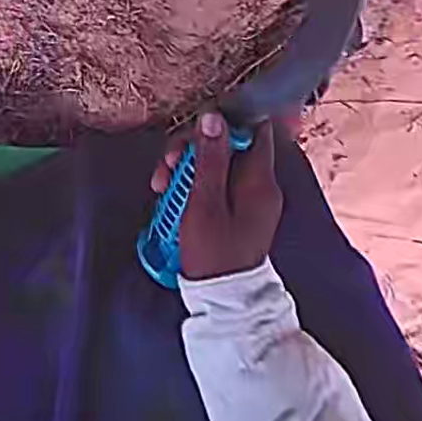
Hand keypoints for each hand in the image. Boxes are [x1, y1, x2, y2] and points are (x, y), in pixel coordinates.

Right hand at [150, 114, 281, 279]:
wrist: (224, 305)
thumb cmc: (213, 252)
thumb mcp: (205, 202)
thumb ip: (210, 158)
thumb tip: (213, 116)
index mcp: (259, 179)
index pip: (254, 129)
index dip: (226, 119)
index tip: (197, 124)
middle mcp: (259, 183)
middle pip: (227, 144)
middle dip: (193, 147)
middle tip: (168, 162)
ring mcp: (248, 197)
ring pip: (215, 162)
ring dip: (185, 165)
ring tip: (162, 184)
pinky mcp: (235, 208)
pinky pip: (214, 181)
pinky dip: (191, 183)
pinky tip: (169, 193)